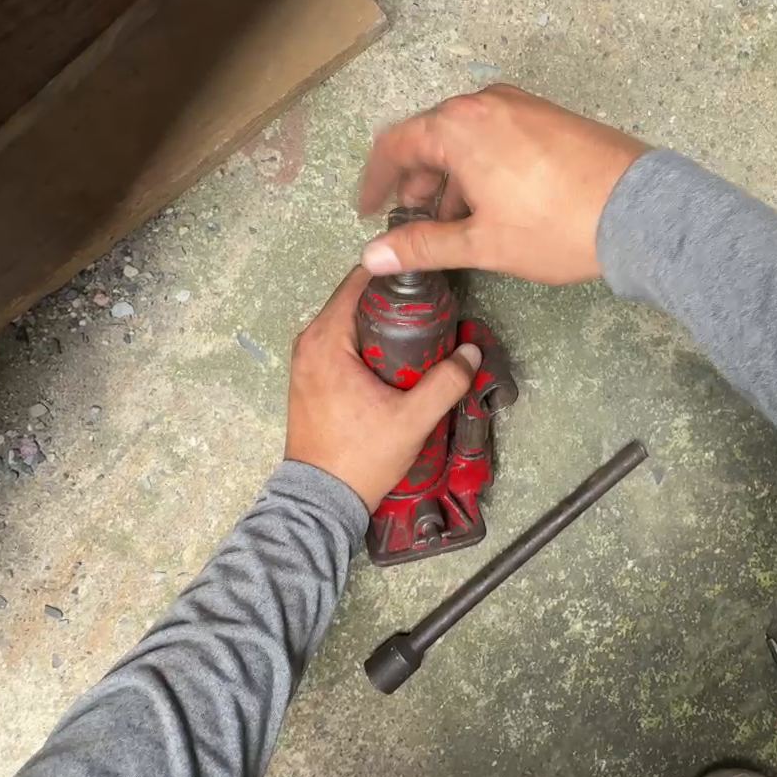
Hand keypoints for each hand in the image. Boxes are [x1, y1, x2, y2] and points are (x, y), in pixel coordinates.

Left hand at [284, 267, 479, 510]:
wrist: (322, 499)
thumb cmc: (360, 456)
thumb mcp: (413, 420)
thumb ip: (446, 383)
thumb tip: (471, 352)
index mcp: (327, 341)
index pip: (359, 281)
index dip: (396, 277)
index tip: (428, 284)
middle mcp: (309, 342)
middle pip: (355, 299)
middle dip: (393, 300)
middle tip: (431, 311)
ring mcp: (306, 360)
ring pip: (349, 321)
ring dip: (381, 322)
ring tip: (419, 334)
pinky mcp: (310, 377)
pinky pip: (342, 341)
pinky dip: (367, 340)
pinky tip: (395, 356)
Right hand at [355, 84, 649, 284]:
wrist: (638, 211)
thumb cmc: (555, 227)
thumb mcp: (483, 243)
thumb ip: (423, 246)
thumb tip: (373, 255)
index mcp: (458, 126)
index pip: (395, 145)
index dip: (375, 181)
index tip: (369, 210)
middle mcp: (485, 104)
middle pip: (431, 137)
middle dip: (418, 183)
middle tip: (416, 223)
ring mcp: (522, 106)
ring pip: (467, 138)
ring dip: (452, 177)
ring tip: (457, 222)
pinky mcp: (550, 118)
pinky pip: (499, 136)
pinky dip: (483, 166)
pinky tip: (495, 204)